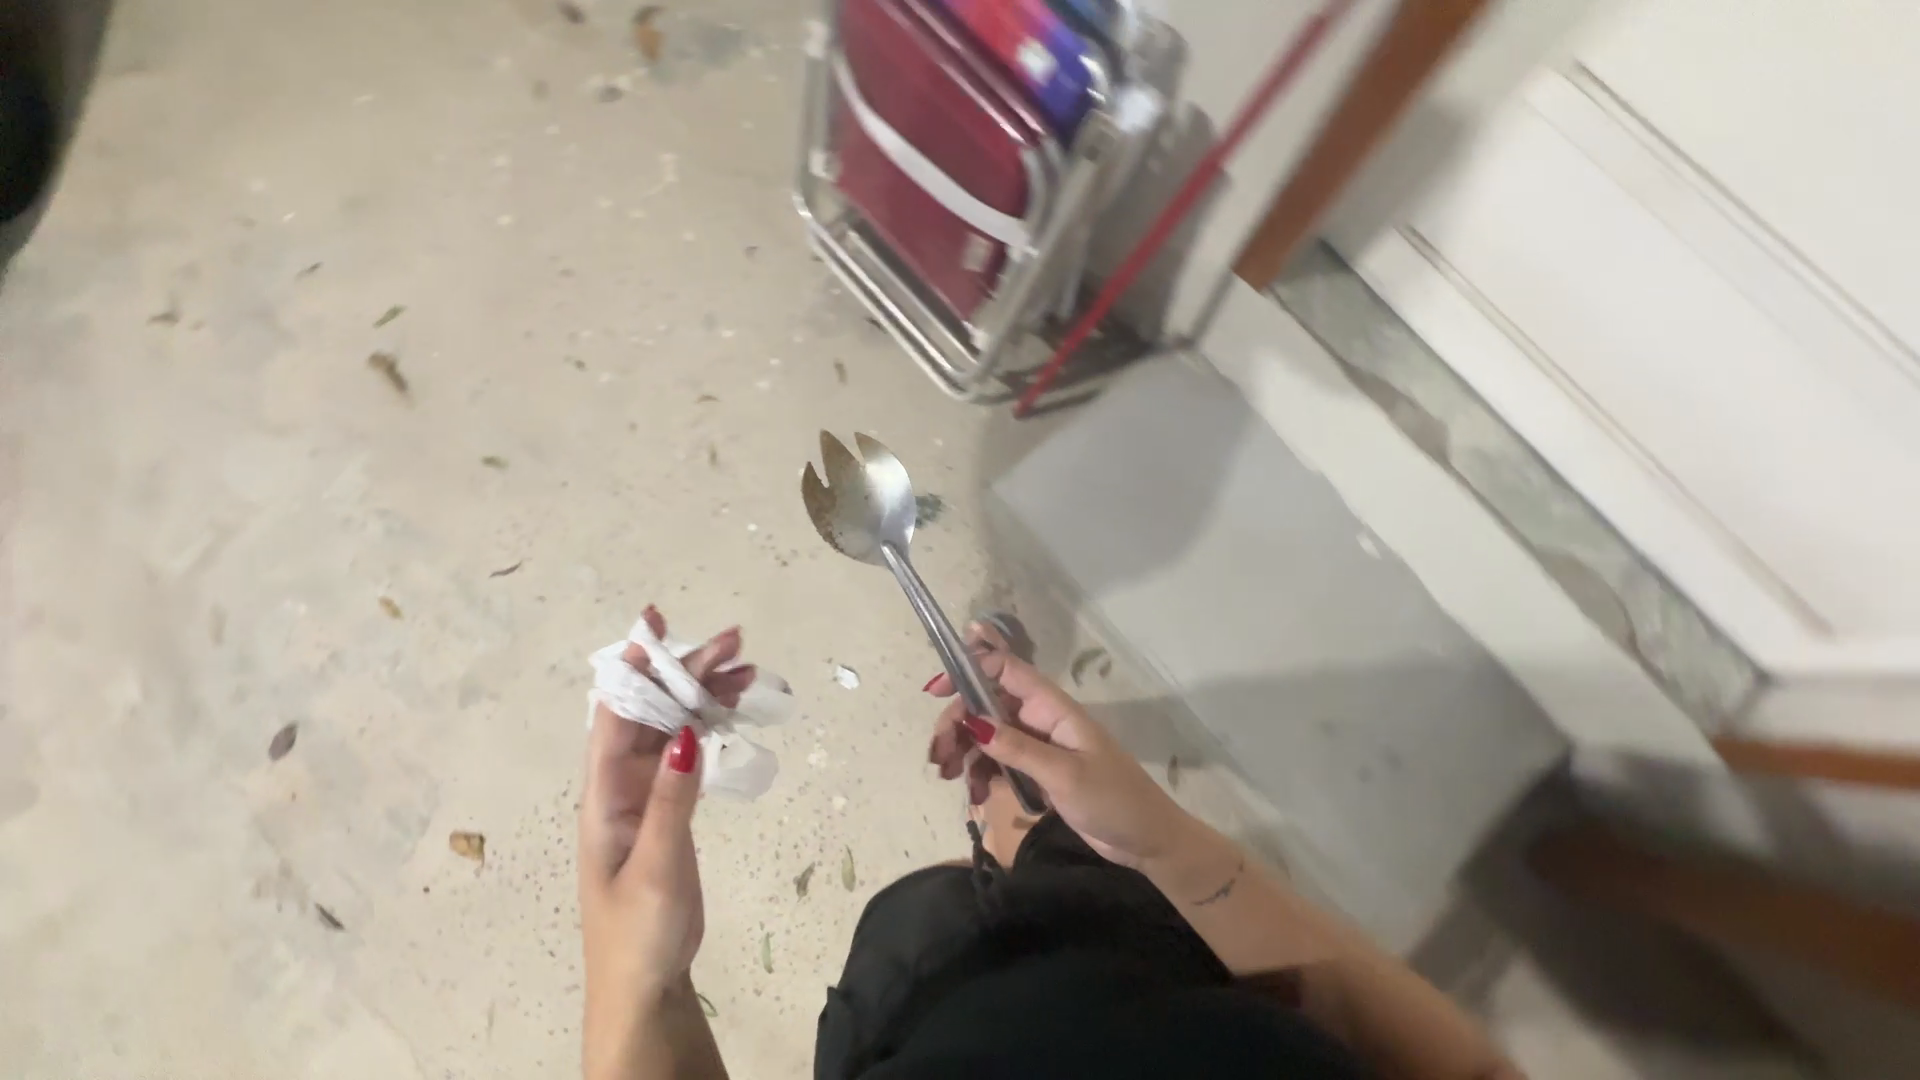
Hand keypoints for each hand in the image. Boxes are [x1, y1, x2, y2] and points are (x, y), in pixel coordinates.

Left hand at [579, 607, 753, 1005]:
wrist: (645, 984)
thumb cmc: (638, 930)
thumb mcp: (655, 865)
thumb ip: (671, 799)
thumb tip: (688, 732)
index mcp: (603, 795)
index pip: (616, 716)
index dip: (635, 670)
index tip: (658, 626)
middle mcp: (621, 785)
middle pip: (652, 713)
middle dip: (687, 674)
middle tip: (734, 642)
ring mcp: (646, 795)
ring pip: (674, 728)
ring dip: (704, 696)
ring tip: (747, 670)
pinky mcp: (669, 809)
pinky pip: (688, 753)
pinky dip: (709, 726)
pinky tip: (731, 710)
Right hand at [926, 631, 1198, 868]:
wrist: (1147, 840)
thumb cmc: (1113, 798)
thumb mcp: (1063, 774)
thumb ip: (1017, 748)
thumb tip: (971, 721)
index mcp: (1052, 707)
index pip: (1006, 670)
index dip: (970, 670)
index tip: (937, 691)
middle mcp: (1040, 719)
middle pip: (987, 705)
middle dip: (958, 724)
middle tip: (938, 756)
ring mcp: (1037, 746)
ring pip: (987, 735)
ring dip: (964, 751)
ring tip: (949, 777)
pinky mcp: (1036, 772)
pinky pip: (997, 763)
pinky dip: (980, 775)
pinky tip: (974, 797)